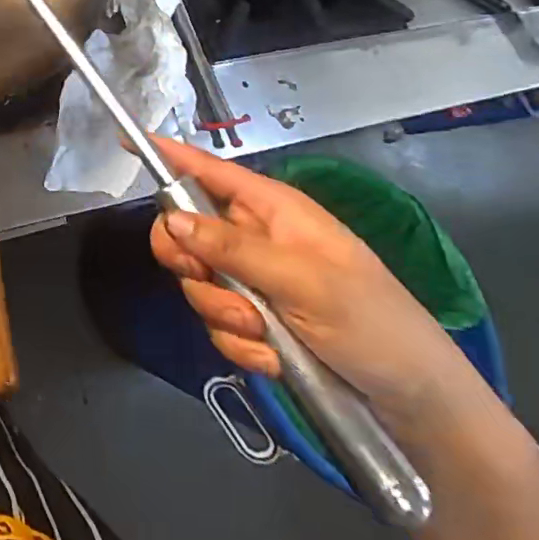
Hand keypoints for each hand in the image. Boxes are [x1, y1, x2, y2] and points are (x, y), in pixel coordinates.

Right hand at [147, 136, 471, 416]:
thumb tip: (172, 219)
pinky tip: (272, 356)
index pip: (209, 172)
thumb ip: (235, 249)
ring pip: (195, 282)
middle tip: (208, 280)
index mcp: (273, 211)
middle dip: (192, 264)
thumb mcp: (306, 281)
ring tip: (265, 334)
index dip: (168, 155)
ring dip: (223, 313)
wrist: (411, 398)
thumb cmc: (373, 322)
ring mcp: (250, 279)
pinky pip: (214, 320)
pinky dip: (237, 343)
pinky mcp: (250, 318)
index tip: (127, 141)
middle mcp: (254, 238)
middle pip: (184, 231)